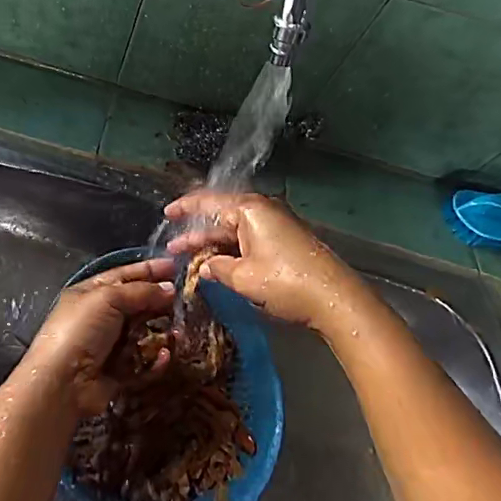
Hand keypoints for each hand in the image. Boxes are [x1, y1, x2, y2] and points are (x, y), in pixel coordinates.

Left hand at [21, 257, 175, 414]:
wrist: (62, 383)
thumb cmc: (81, 330)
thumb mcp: (108, 298)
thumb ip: (141, 291)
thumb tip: (170, 289)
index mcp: (92, 292)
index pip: (125, 275)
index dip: (149, 269)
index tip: (175, 266)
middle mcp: (101, 316)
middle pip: (137, 302)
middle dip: (159, 299)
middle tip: (184, 298)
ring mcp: (110, 345)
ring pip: (144, 332)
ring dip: (162, 330)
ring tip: (180, 329)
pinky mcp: (119, 372)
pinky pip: (144, 362)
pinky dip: (156, 359)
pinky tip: (166, 355)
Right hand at [164, 191, 366, 333]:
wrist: (334, 298)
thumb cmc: (285, 282)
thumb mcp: (244, 278)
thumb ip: (217, 269)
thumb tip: (204, 267)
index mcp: (249, 209)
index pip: (209, 201)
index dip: (185, 208)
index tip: (167, 214)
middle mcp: (262, 209)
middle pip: (222, 215)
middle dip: (197, 232)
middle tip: (173, 248)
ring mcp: (276, 223)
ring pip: (235, 229)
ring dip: (214, 243)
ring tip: (190, 258)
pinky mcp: (285, 239)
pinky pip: (249, 237)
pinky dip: (232, 249)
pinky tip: (219, 263)